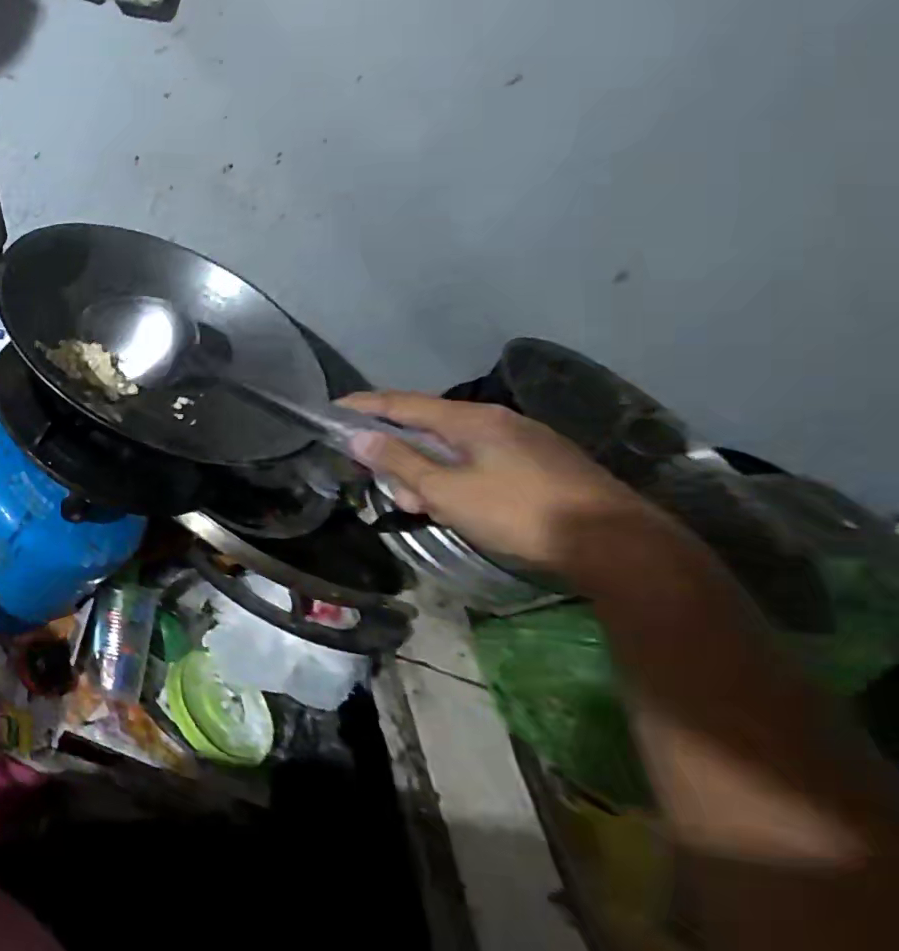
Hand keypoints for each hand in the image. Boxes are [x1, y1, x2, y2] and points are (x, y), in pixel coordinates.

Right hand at [338, 391, 669, 573]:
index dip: (364, 406)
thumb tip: (358, 436)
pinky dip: (455, 478)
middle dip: (398, 454)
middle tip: (386, 487)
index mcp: (471, 420)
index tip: (331, 409)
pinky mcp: (541, 465)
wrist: (618, 546)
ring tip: (423, 507)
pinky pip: (479, 462)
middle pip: (427, 427)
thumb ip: (399, 462)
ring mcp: (524, 442)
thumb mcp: (446, 492)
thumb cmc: (519, 513)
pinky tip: (458, 507)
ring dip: (427, 473)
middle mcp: (497, 421)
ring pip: (454, 449)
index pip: (402, 403)